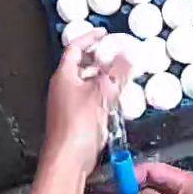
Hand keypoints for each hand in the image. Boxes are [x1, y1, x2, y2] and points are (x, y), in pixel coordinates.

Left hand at [41, 30, 129, 176]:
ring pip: (87, 82)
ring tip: (120, 75)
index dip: (89, 38)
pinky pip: (90, 98)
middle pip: (81, 64)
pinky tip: (116, 99)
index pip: (75, 48)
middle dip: (98, 58)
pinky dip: (103, 93)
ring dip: (103, 77)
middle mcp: (63, 87)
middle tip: (116, 55)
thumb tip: (130, 55)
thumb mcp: (103, 93)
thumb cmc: (78, 125)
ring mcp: (67, 103)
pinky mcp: (75, 118)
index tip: (103, 33)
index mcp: (64, 76)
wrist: (68, 160)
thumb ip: (118, 72)